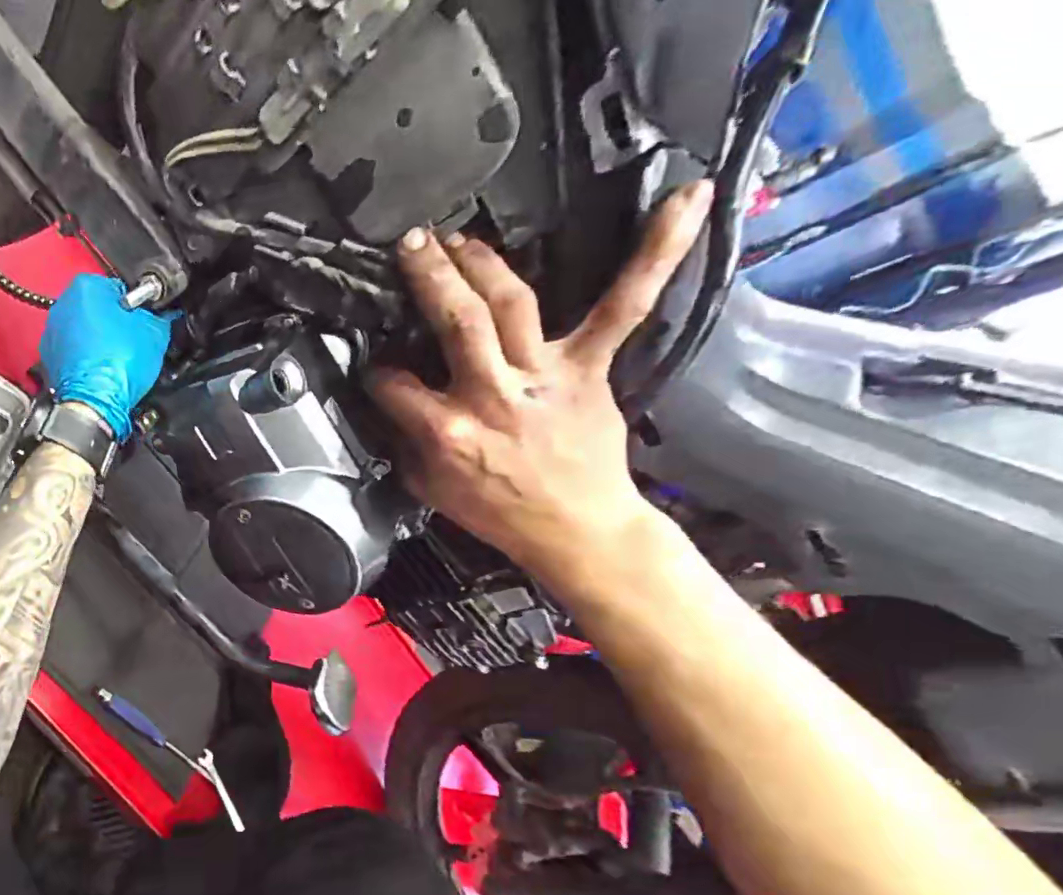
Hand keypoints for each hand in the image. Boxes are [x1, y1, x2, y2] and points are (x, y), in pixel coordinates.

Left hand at [38, 274, 173, 439]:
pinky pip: (73, 352)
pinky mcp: (49, 358)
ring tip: (117, 358)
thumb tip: (160, 317)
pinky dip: (85, 358)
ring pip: (83, 330)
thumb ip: (158, 316)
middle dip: (114, 322)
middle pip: (97, 308)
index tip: (143, 321)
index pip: (118, 287)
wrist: (94, 403)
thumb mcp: (155, 332)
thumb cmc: (117, 365)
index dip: (136, 306)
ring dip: (99, 340)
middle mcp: (62, 305)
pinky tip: (101, 370)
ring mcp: (52, 333)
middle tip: (132, 341)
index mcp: (85, 287)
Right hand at [368, 180, 712, 586]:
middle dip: (429, 275)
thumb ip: (406, 442)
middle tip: (410, 242)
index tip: (378, 369)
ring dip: (482, 263)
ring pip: (512, 303)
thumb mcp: (429, 488)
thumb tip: (393, 404)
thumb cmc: (497, 513)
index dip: (378, 374)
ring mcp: (546, 376)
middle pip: (457, 321)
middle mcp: (493, 395)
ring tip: (458, 238)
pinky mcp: (591, 368)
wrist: (575, 530)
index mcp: (448, 432)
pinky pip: (624, 307)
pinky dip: (655, 252)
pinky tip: (684, 196)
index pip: (395, 385)